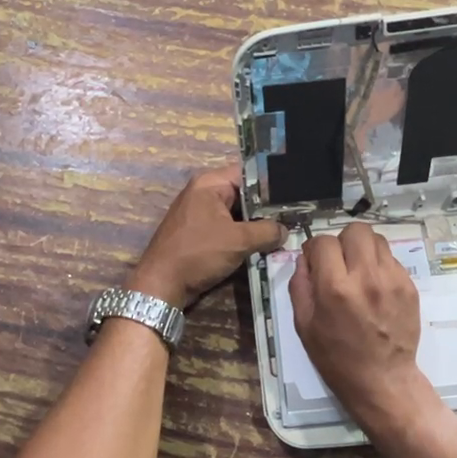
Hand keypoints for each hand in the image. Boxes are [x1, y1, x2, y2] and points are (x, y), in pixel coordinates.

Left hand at [128, 163, 284, 305]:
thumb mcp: (238, 241)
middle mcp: (204, 193)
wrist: (162, 284)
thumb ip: (266, 231)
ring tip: (284, 230)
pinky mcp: (199, 233)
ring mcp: (200, 213)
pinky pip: (227, 228)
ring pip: (237, 213)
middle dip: (267, 207)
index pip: (248, 173)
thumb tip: (285, 230)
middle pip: (244, 193)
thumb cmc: (198, 253)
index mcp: (210, 183)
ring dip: (256, 224)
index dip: (272, 183)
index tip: (295, 195)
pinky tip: (263, 245)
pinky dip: (243, 235)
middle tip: (294, 216)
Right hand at [287, 222, 434, 430]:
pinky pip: (392, 260)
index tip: (315, 263)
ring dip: (363, 250)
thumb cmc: (337, 358)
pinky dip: (379, 266)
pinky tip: (374, 288)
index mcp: (335, 288)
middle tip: (339, 263)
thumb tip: (304, 260)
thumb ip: (300, 287)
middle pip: (355, 231)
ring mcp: (392, 280)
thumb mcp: (304, 326)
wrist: (382, 380)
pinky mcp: (409, 286)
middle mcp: (366, 277)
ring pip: (377, 240)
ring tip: (358, 272)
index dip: (315, 249)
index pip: (323, 242)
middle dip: (342, 242)